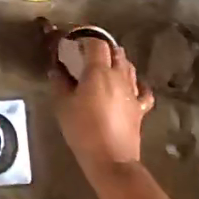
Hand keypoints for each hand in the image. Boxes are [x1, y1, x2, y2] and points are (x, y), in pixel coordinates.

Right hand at [41, 19, 156, 175]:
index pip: (96, 43)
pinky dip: (135, 83)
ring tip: (102, 66)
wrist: (111, 160)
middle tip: (85, 53)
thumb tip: (56, 69)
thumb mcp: (62, 104)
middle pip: (115, 51)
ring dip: (116, 61)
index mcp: (99, 72)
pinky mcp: (140, 108)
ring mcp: (133, 92)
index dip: (85, 38)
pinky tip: (128, 85)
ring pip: (129, 66)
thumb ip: (59, 82)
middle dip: (101, 46)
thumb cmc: (82, 129)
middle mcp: (119, 77)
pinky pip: (142, 89)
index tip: (72, 41)